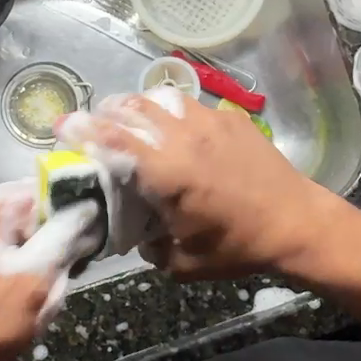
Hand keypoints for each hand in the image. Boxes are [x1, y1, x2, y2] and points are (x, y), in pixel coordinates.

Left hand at [0, 181, 87, 360]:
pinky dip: (36, 268)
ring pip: (29, 234)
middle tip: (75, 263)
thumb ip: (63, 235)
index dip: (69, 203)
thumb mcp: (32, 279)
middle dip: (58, 237)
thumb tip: (91, 204)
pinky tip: (43, 293)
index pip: (35, 187)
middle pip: (32, 211)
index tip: (97, 223)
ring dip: (49, 258)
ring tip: (53, 287)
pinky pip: (18, 252)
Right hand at [55, 93, 348, 280]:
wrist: (298, 224)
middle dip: (106, 112)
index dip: (84, 129)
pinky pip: (192, 104)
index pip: (116, 139)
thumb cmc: (239, 247)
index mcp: (169, 171)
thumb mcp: (184, 262)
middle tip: (93, 124)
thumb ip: (151, 248)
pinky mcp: (232, 119)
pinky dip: (172, 110)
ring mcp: (211, 122)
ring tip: (130, 118)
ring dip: (139, 106)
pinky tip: (175, 127)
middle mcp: (185, 137)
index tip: (62, 125)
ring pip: (162, 98)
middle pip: (134, 108)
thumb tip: (138, 238)